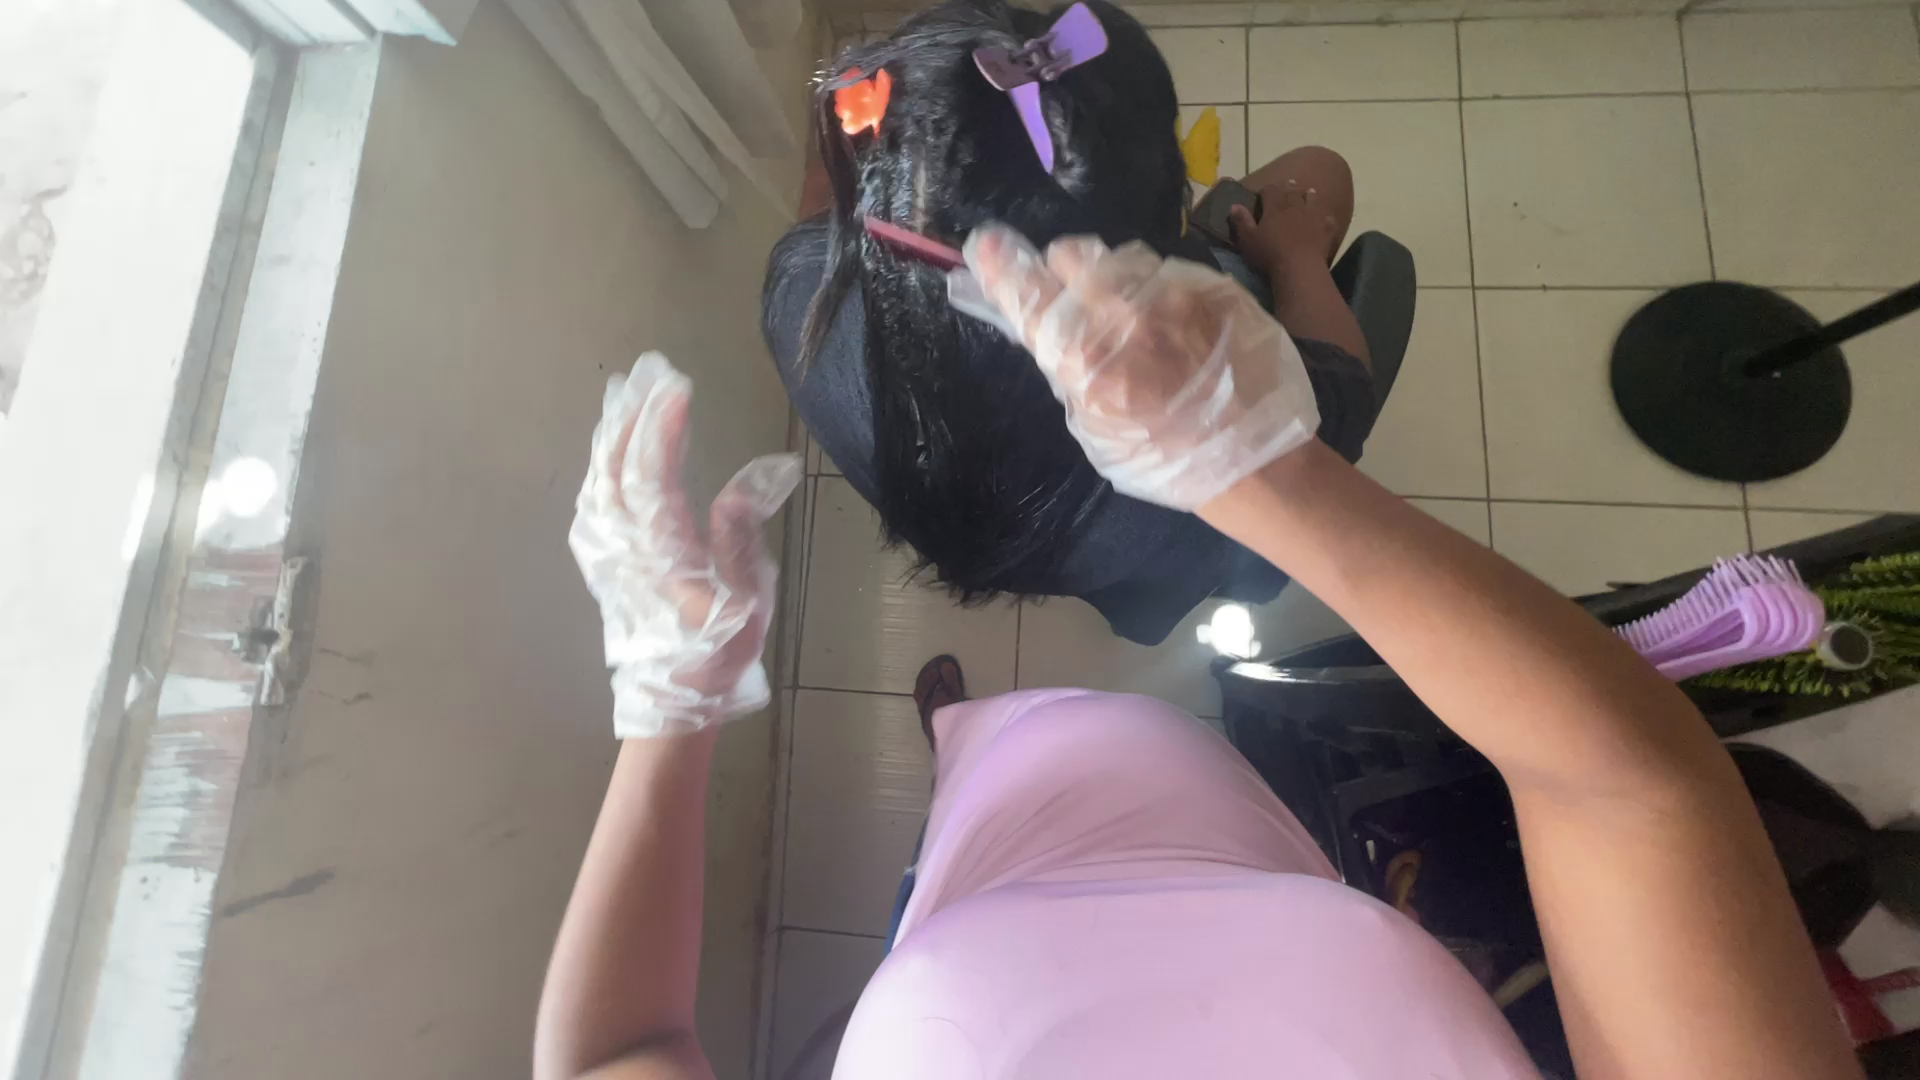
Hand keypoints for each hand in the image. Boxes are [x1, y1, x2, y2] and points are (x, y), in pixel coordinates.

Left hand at [569, 353, 800, 737]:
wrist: (670, 698)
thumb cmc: (717, 651)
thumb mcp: (748, 601)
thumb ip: (741, 539)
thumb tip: (748, 482)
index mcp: (663, 554)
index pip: (654, 476)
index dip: (663, 428)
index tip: (679, 387)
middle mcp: (624, 547)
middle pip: (616, 468)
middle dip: (632, 415)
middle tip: (650, 372)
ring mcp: (605, 554)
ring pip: (597, 481)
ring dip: (612, 435)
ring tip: (626, 396)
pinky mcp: (601, 561)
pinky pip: (591, 502)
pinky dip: (600, 466)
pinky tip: (608, 452)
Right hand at [955, 224, 1318, 510]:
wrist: (1252, 459)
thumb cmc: (1160, 459)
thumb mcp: (1093, 426)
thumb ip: (1065, 369)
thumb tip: (1040, 327)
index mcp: (1085, 357)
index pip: (1027, 292)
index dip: (1000, 266)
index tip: (986, 246)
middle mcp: (1124, 311)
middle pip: (1070, 254)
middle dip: (1064, 274)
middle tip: (1077, 303)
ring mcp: (1174, 291)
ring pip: (1119, 256)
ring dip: (1112, 279)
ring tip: (1132, 317)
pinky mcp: (1214, 283)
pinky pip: (1167, 268)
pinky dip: (1157, 289)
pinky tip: (1172, 323)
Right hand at [1229, 181, 1339, 276]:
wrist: (1298, 266)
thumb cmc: (1269, 254)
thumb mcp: (1248, 240)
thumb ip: (1242, 221)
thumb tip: (1234, 205)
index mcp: (1275, 207)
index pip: (1270, 191)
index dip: (1266, 190)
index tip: (1262, 193)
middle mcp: (1295, 206)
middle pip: (1292, 191)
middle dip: (1288, 187)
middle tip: (1288, 184)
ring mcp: (1313, 215)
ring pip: (1312, 199)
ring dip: (1309, 195)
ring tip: (1308, 192)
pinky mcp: (1326, 228)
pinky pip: (1327, 219)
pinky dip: (1325, 217)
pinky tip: (1325, 217)